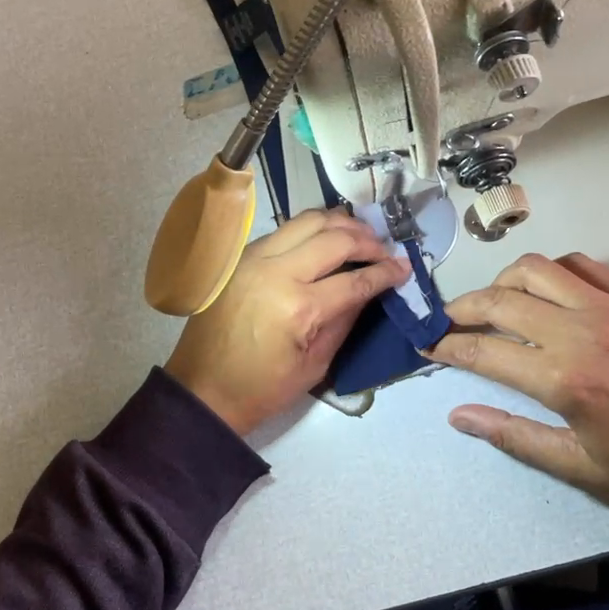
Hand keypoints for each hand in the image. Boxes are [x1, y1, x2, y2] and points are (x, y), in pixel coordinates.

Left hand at [167, 209, 409, 434]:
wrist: (203, 388)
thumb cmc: (262, 388)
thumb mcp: (315, 364)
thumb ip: (345, 320)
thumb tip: (370, 288)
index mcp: (297, 307)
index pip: (354, 279)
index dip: (385, 272)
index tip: (404, 268)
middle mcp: (275, 271)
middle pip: (333, 237)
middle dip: (366, 241)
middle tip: (384, 250)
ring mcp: (253, 258)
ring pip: (306, 220)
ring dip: (338, 224)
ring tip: (359, 236)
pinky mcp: (239, 257)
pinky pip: (282, 230)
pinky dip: (309, 230)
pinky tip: (325, 240)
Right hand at [425, 253, 608, 535]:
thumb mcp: (582, 468)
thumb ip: (514, 436)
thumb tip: (458, 415)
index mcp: (565, 381)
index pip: (484, 350)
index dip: (446, 346)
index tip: (426, 344)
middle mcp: (581, 333)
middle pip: (500, 300)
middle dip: (461, 308)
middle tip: (446, 321)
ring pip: (536, 270)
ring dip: (503, 282)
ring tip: (494, 303)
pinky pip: (581, 265)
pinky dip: (551, 270)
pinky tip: (545, 291)